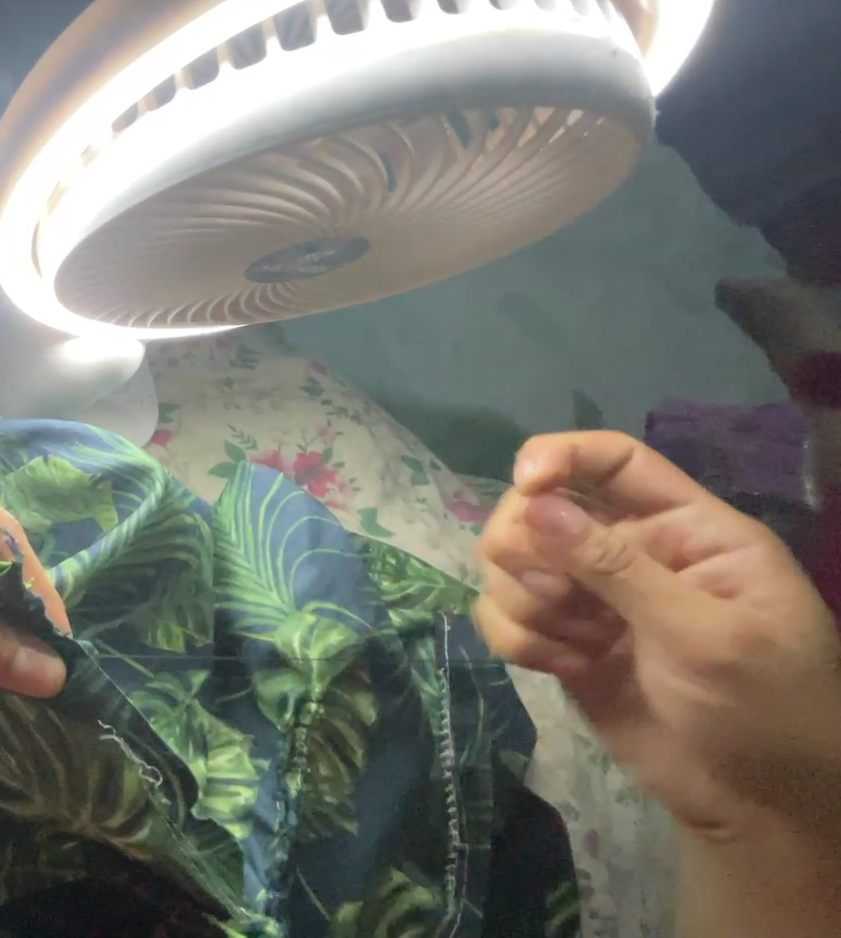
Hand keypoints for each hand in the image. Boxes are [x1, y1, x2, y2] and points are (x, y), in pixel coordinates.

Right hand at [471, 431, 840, 839]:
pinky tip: (563, 668)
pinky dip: (518, 640)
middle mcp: (626, 549)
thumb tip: (532, 506)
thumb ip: (618, 569)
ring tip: (577, 646)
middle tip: (559, 599)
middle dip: (528, 553)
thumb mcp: (709, 638)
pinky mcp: (551, 632)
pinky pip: (495, 612)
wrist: (756, 807)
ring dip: (525, 604)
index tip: (525, 486)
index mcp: (685, 531)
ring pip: (504, 561)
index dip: (559, 455)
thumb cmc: (767, 714)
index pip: (612, 459)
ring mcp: (584, 591)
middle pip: (532, 508)